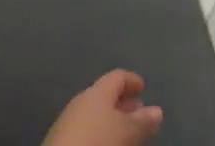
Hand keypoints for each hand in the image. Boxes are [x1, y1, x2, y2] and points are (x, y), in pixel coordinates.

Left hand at [40, 70, 162, 145]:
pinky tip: (104, 143)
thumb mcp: (127, 132)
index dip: (132, 80)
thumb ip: (142, 121)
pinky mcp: (58, 140)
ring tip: (124, 133)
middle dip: (122, 103)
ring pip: (93, 114)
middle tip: (137, 114)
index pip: (117, 76)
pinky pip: (84, 129)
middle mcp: (80, 101)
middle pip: (104, 95)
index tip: (143, 88)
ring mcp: (66, 121)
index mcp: (97, 91)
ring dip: (110, 120)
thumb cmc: (98, 141)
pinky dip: (98, 132)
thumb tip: (157, 111)